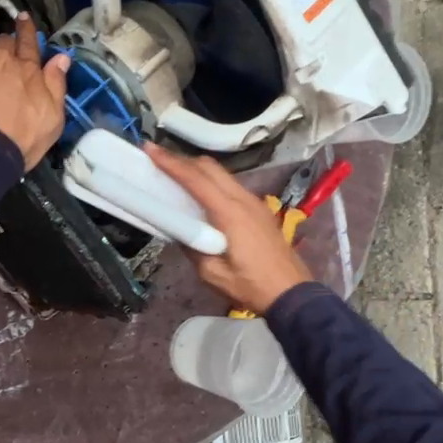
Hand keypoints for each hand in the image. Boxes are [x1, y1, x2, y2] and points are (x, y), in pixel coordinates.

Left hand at [0, 5, 72, 169]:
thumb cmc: (18, 142)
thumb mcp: (51, 121)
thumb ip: (56, 87)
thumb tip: (62, 58)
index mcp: (28, 70)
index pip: (29, 44)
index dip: (27, 32)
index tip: (24, 22)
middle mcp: (3, 56)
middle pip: (4, 39)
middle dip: (4, 39)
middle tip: (0, 43)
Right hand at [148, 144, 313, 314]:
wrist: (291, 292)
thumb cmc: (250, 286)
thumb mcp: (212, 274)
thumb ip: (192, 248)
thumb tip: (180, 231)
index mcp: (230, 213)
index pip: (196, 180)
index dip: (171, 163)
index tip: (151, 150)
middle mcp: (243, 200)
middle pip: (210, 167)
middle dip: (182, 160)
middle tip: (158, 159)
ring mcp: (254, 202)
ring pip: (222, 174)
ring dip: (197, 170)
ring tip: (175, 174)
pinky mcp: (259, 210)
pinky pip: (230, 186)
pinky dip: (210, 181)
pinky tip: (200, 193)